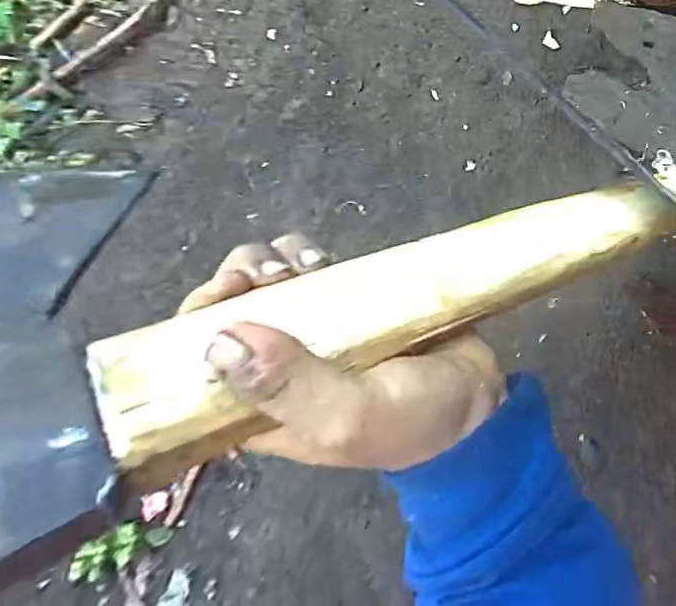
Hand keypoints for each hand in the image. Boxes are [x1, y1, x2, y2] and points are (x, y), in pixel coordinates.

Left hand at [179, 235, 506, 471]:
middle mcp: (278, 365)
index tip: (224, 296)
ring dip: (270, 262)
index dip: (196, 326)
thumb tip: (219, 342)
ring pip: (266, 282)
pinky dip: (304, 255)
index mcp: (262, 409)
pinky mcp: (348, 297)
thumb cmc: (412, 420)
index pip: (200, 368)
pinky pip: (309, 269)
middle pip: (228, 311)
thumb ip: (289, 385)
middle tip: (269, 275)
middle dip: (236, 281)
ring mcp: (314, 327)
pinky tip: (322, 258)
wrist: (479, 394)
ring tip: (303, 265)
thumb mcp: (348, 416)